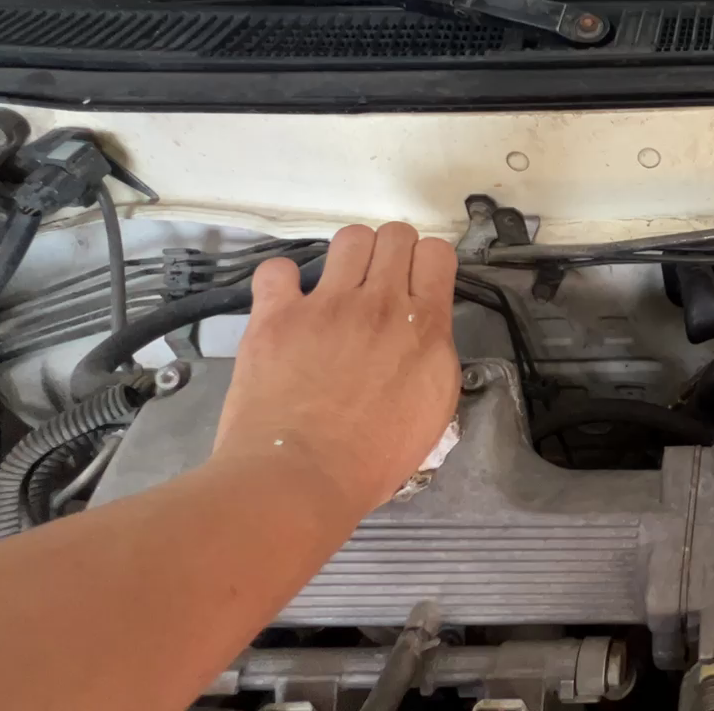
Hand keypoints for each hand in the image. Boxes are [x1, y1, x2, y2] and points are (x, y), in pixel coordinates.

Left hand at [214, 223, 459, 516]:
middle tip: (380, 281)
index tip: (417, 283)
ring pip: (349, 238)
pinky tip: (287, 300)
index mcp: (426, 323)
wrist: (301, 479)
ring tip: (339, 285)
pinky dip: (283, 280)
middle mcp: (381, 302)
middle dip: (392, 250)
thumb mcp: (437, 402)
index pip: (437, 252)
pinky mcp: (276, 318)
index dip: (428, 261)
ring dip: (349, 255)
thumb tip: (425, 332)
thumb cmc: (377, 454)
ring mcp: (327, 305)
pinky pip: (277, 269)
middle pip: (395, 234)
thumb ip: (435, 352)